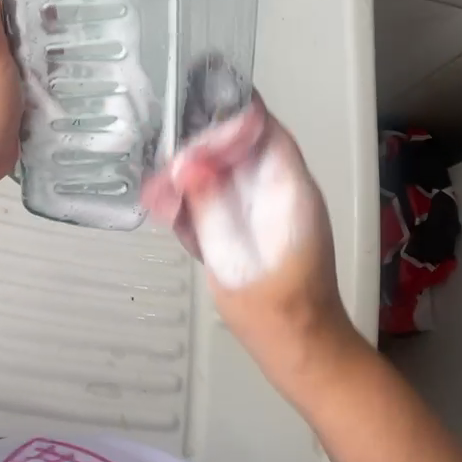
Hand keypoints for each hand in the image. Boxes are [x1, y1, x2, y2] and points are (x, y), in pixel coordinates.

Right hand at [149, 99, 358, 382]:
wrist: (301, 353)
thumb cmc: (276, 312)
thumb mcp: (235, 260)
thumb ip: (211, 208)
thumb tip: (184, 161)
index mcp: (288, 186)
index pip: (261, 124)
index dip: (225, 112)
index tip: (184, 109)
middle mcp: (279, 186)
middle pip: (236, 142)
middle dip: (195, 150)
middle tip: (160, 172)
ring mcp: (265, 203)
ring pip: (222, 167)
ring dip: (190, 180)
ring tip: (161, 200)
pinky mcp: (250, 219)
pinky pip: (220, 192)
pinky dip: (195, 202)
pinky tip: (177, 220)